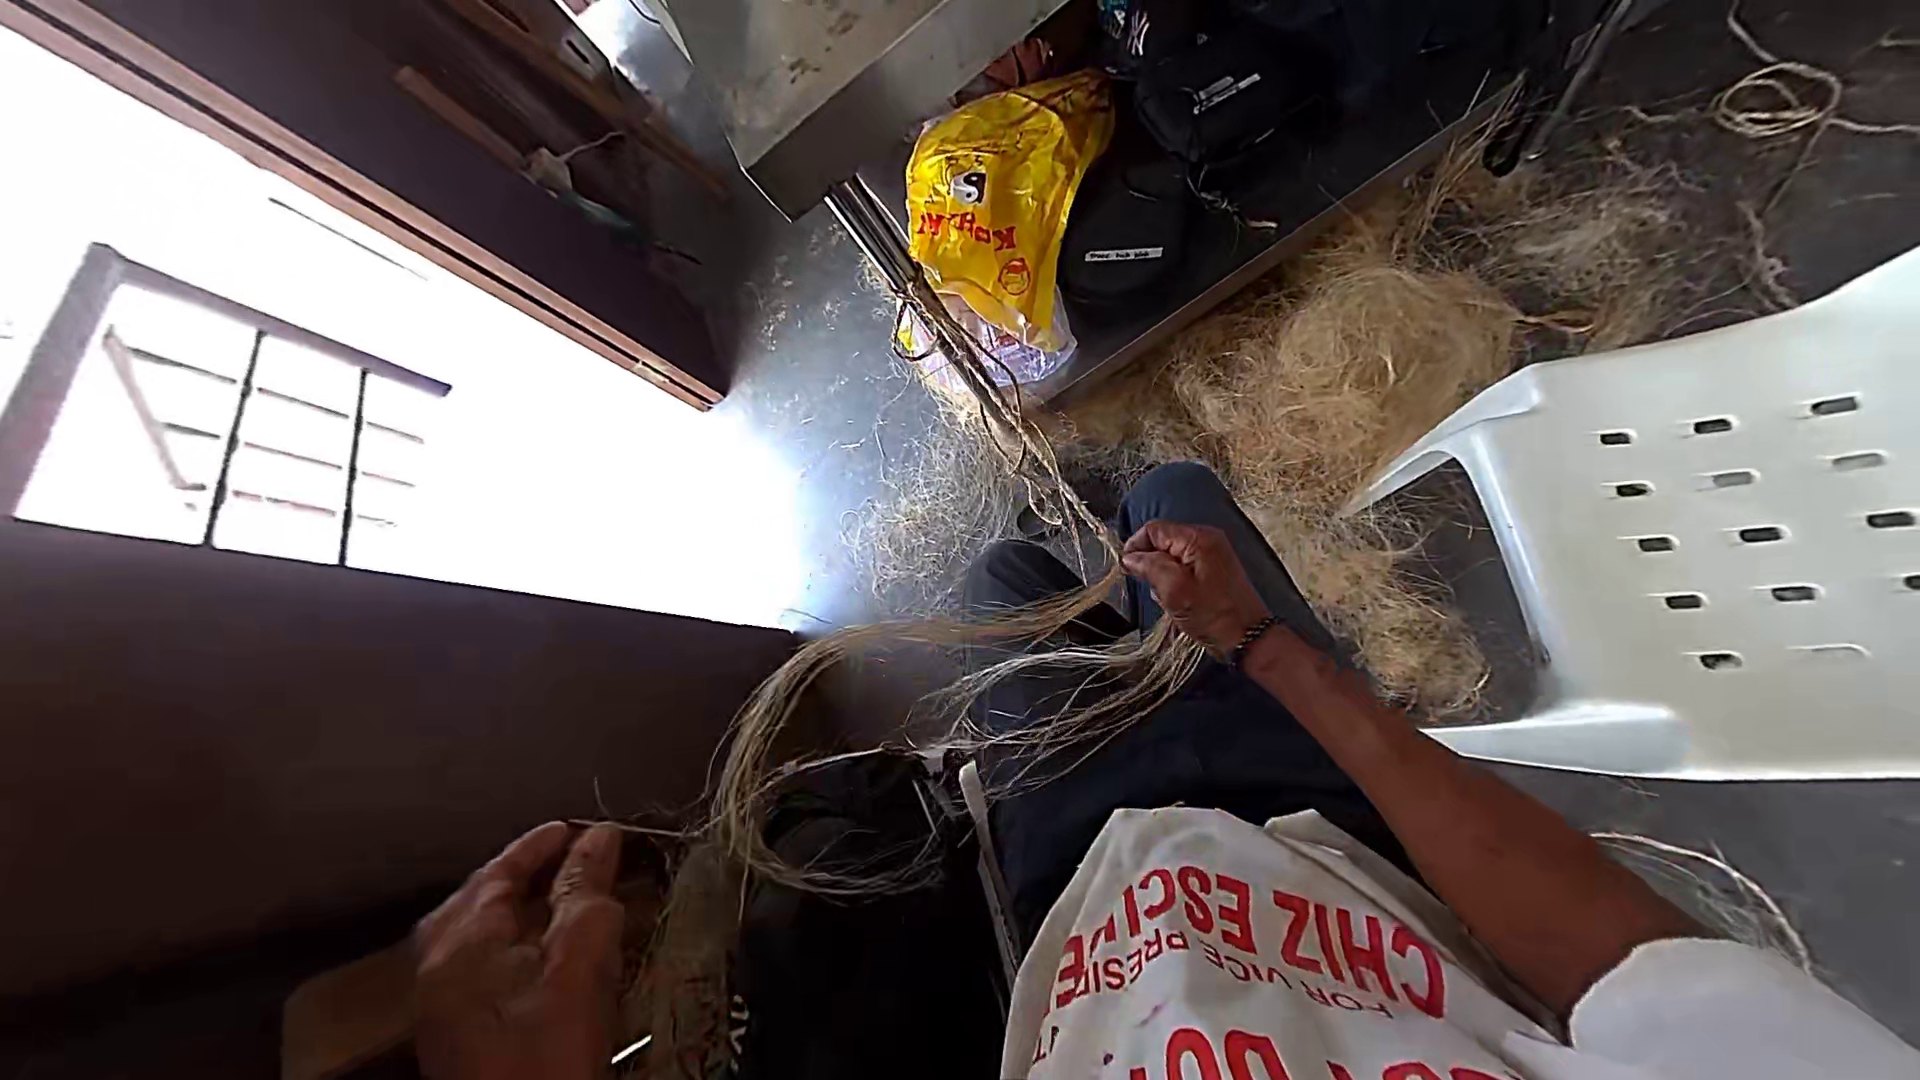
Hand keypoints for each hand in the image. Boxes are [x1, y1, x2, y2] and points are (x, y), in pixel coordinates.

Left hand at [414, 822, 623, 1079]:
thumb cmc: (554, 1038)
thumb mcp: (582, 950)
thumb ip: (586, 886)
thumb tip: (599, 835)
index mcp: (461, 946)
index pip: (497, 874)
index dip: (540, 844)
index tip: (576, 825)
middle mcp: (439, 973)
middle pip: (474, 903)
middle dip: (518, 872)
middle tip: (563, 854)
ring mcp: (443, 1009)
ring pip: (477, 935)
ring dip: (517, 905)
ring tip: (561, 891)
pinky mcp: (461, 1034)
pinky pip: (483, 964)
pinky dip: (515, 937)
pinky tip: (547, 942)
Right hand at [1121, 520, 1269, 655]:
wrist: (1247, 637)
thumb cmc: (1211, 614)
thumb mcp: (1173, 589)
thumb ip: (1148, 565)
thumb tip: (1129, 557)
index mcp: (1197, 538)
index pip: (1153, 530)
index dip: (1135, 547)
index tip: (1128, 571)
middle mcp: (1206, 539)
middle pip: (1162, 541)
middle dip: (1150, 564)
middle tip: (1154, 589)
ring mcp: (1212, 553)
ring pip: (1170, 556)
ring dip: (1162, 576)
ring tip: (1169, 597)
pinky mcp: (1214, 568)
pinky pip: (1182, 566)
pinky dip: (1174, 581)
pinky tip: (1179, 599)